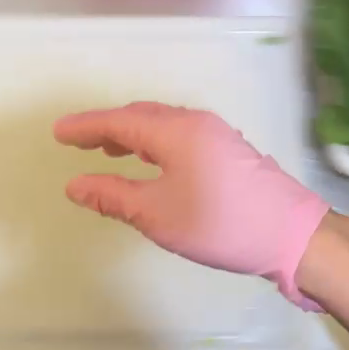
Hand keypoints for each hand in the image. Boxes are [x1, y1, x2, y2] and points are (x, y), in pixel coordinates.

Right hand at [53, 102, 332, 309]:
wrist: (290, 233)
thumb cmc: (219, 224)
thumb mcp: (158, 215)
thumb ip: (113, 196)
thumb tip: (74, 185)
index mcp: (175, 131)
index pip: (119, 121)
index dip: (86, 126)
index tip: (58, 132)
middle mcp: (195, 122)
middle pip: (141, 116)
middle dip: (108, 126)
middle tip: (79, 141)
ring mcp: (215, 133)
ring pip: (162, 123)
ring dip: (132, 133)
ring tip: (108, 151)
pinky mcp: (228, 149)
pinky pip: (179, 133)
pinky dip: (154, 141)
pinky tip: (150, 161)